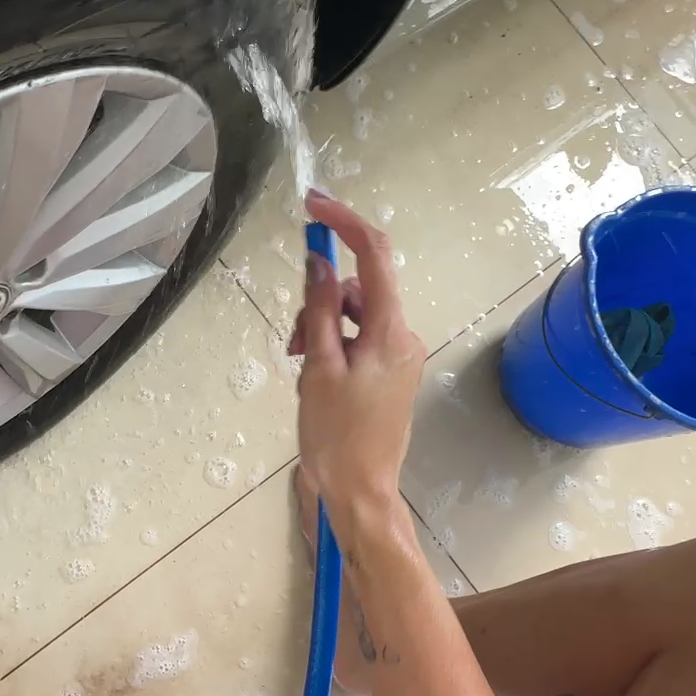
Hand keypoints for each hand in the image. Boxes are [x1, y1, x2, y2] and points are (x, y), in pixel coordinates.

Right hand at [288, 190, 425, 549]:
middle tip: (293, 343)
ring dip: (322, 330)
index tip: (311, 205)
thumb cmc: (336, 435)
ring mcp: (398, 356)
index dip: (344, 222)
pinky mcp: (389, 373)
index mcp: (390, 331)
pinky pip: (358, 341)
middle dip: (321, 303)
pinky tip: (317, 378)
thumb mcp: (319, 369)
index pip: (374, 254)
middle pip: (359, 290)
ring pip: (354, 317)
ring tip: (302, 368)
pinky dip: (333, 347)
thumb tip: (319, 263)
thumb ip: (321, 311)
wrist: (360, 490)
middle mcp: (402, 336)